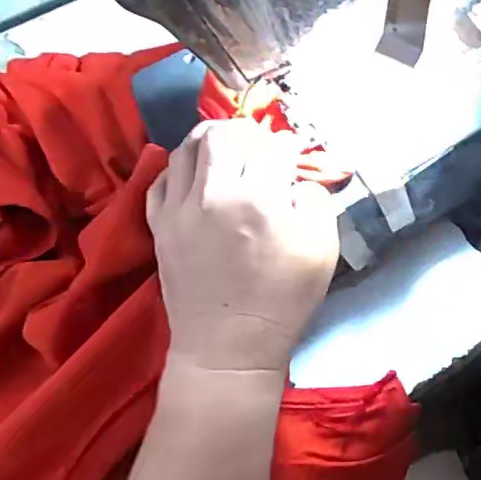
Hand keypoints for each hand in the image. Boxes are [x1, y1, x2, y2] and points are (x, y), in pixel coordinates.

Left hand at [147, 119, 339, 374]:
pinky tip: (196, 176)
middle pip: (224, 134)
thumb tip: (295, 179)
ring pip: (187, 147)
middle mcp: (212, 194)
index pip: (273, 147)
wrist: (228, 348)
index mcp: (258, 200)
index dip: (289, 146)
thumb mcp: (323, 252)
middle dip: (248, 131)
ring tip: (227, 149)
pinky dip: (180, 167)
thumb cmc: (282, 302)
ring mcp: (178, 209)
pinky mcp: (158, 225)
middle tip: (260, 145)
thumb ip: (316, 202)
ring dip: (211, 139)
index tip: (293, 155)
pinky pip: (161, 178)